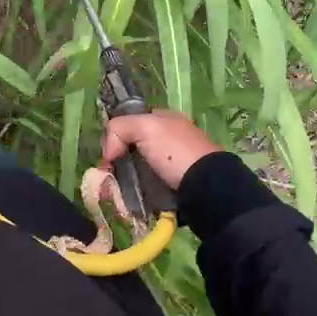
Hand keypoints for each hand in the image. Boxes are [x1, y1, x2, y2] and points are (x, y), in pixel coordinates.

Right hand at [102, 111, 219, 190]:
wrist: (208, 188)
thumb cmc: (175, 151)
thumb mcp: (144, 127)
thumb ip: (119, 128)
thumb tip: (108, 154)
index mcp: (164, 119)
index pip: (131, 121)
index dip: (116, 134)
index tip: (109, 152)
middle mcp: (169, 138)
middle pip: (132, 145)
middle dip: (118, 159)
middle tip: (109, 173)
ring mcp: (173, 163)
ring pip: (138, 167)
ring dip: (125, 177)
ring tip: (115, 189)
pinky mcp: (176, 186)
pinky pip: (148, 185)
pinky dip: (137, 190)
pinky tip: (129, 196)